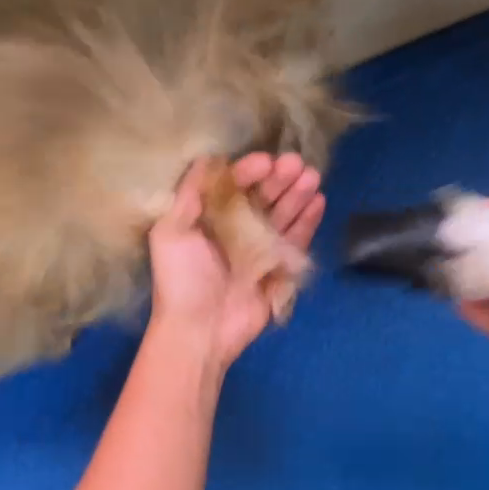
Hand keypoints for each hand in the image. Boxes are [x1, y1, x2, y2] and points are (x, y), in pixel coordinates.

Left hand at [147, 153, 325, 368]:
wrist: (199, 332)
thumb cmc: (180, 280)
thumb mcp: (170, 232)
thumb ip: (188, 195)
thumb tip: (205, 157)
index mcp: (208, 217)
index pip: (232, 186)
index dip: (248, 171)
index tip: (265, 162)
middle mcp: (234, 228)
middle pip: (262, 196)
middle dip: (279, 179)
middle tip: (296, 163)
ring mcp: (258, 248)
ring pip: (282, 214)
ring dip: (297, 194)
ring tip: (312, 176)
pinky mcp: (278, 268)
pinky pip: (296, 240)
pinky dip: (307, 222)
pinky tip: (318, 201)